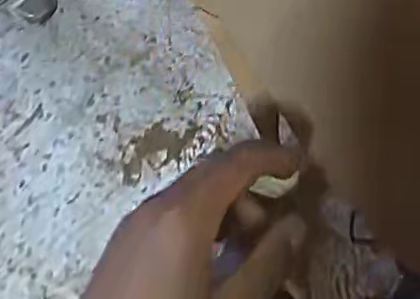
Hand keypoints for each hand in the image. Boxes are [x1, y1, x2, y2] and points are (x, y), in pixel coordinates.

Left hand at [85, 140, 306, 298]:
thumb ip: (267, 261)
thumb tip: (296, 224)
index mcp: (185, 213)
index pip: (240, 160)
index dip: (275, 156)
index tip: (302, 166)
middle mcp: (156, 206)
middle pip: (215, 171)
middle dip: (251, 185)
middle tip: (273, 222)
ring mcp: (131, 227)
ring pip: (191, 193)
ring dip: (225, 206)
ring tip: (241, 250)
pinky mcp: (116, 251)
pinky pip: (168, 214)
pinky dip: (198, 221)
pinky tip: (205, 262)